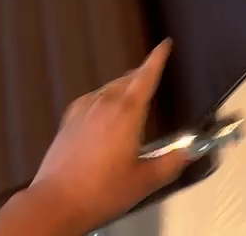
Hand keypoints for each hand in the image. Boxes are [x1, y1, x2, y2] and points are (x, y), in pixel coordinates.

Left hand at [22, 40, 191, 232]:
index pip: (147, 75)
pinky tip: (104, 116)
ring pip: (110, 88)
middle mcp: (105, 101)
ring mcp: (84, 108)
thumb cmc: (103, 191)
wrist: (55, 203)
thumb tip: (189, 151)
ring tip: (131, 102)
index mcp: (127, 111)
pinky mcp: (69, 119)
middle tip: (153, 80)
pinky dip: (104, 100)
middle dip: (142, 76)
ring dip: (123, 89)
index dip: (158, 57)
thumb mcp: (143, 182)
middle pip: (128, 80)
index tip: (165, 43)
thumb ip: (170, 164)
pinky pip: (93, 99)